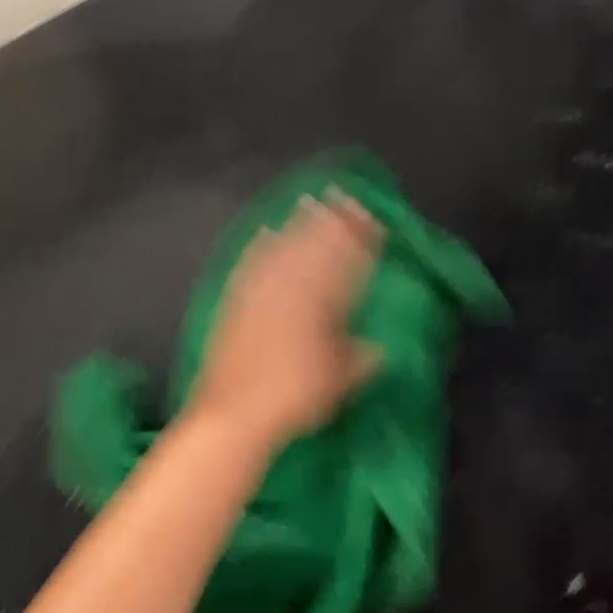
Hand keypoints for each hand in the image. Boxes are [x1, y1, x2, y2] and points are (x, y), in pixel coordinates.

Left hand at [186, 190, 383, 448]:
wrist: (233, 415)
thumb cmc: (294, 399)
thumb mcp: (339, 381)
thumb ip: (361, 360)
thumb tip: (379, 350)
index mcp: (324, 303)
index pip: (349, 262)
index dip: (363, 239)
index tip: (375, 221)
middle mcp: (293, 288)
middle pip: (317, 245)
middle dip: (334, 220)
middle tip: (345, 198)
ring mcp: (261, 290)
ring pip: (285, 246)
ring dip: (300, 222)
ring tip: (311, 201)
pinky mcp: (236, 299)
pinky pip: (252, 261)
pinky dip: (261, 244)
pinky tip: (265, 232)